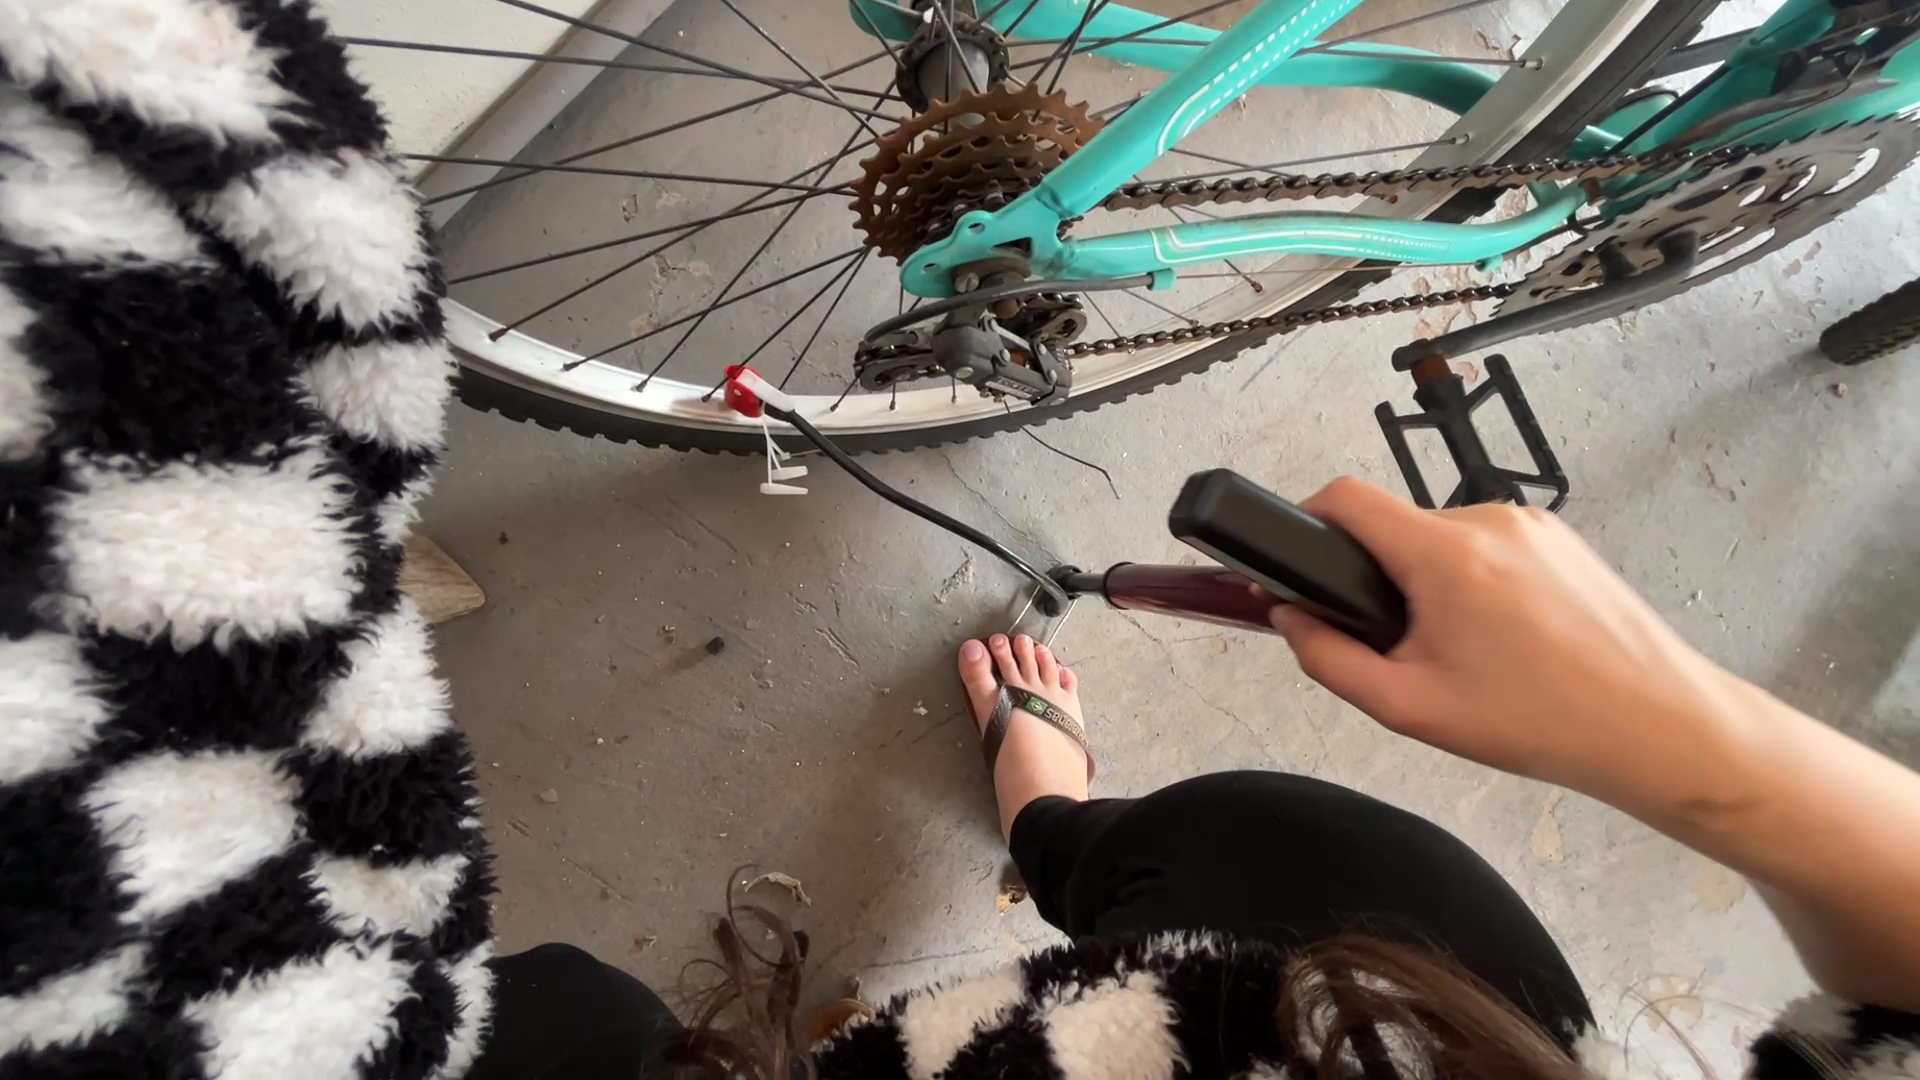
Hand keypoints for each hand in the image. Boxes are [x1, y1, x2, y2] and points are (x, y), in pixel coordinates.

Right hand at [1266, 477, 1757, 809]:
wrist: (1667, 730)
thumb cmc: (1535, 721)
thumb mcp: (1405, 706)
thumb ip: (1325, 658)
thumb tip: (1287, 616)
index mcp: (1445, 556)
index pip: (1346, 498)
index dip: (1305, 517)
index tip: (1294, 556)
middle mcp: (1487, 521)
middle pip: (1387, 522)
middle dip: (1367, 569)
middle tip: (1386, 633)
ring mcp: (1528, 523)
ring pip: (1431, 532)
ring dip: (1415, 573)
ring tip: (1447, 640)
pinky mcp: (1555, 535)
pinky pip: (1476, 539)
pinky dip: (1458, 573)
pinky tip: (1487, 627)